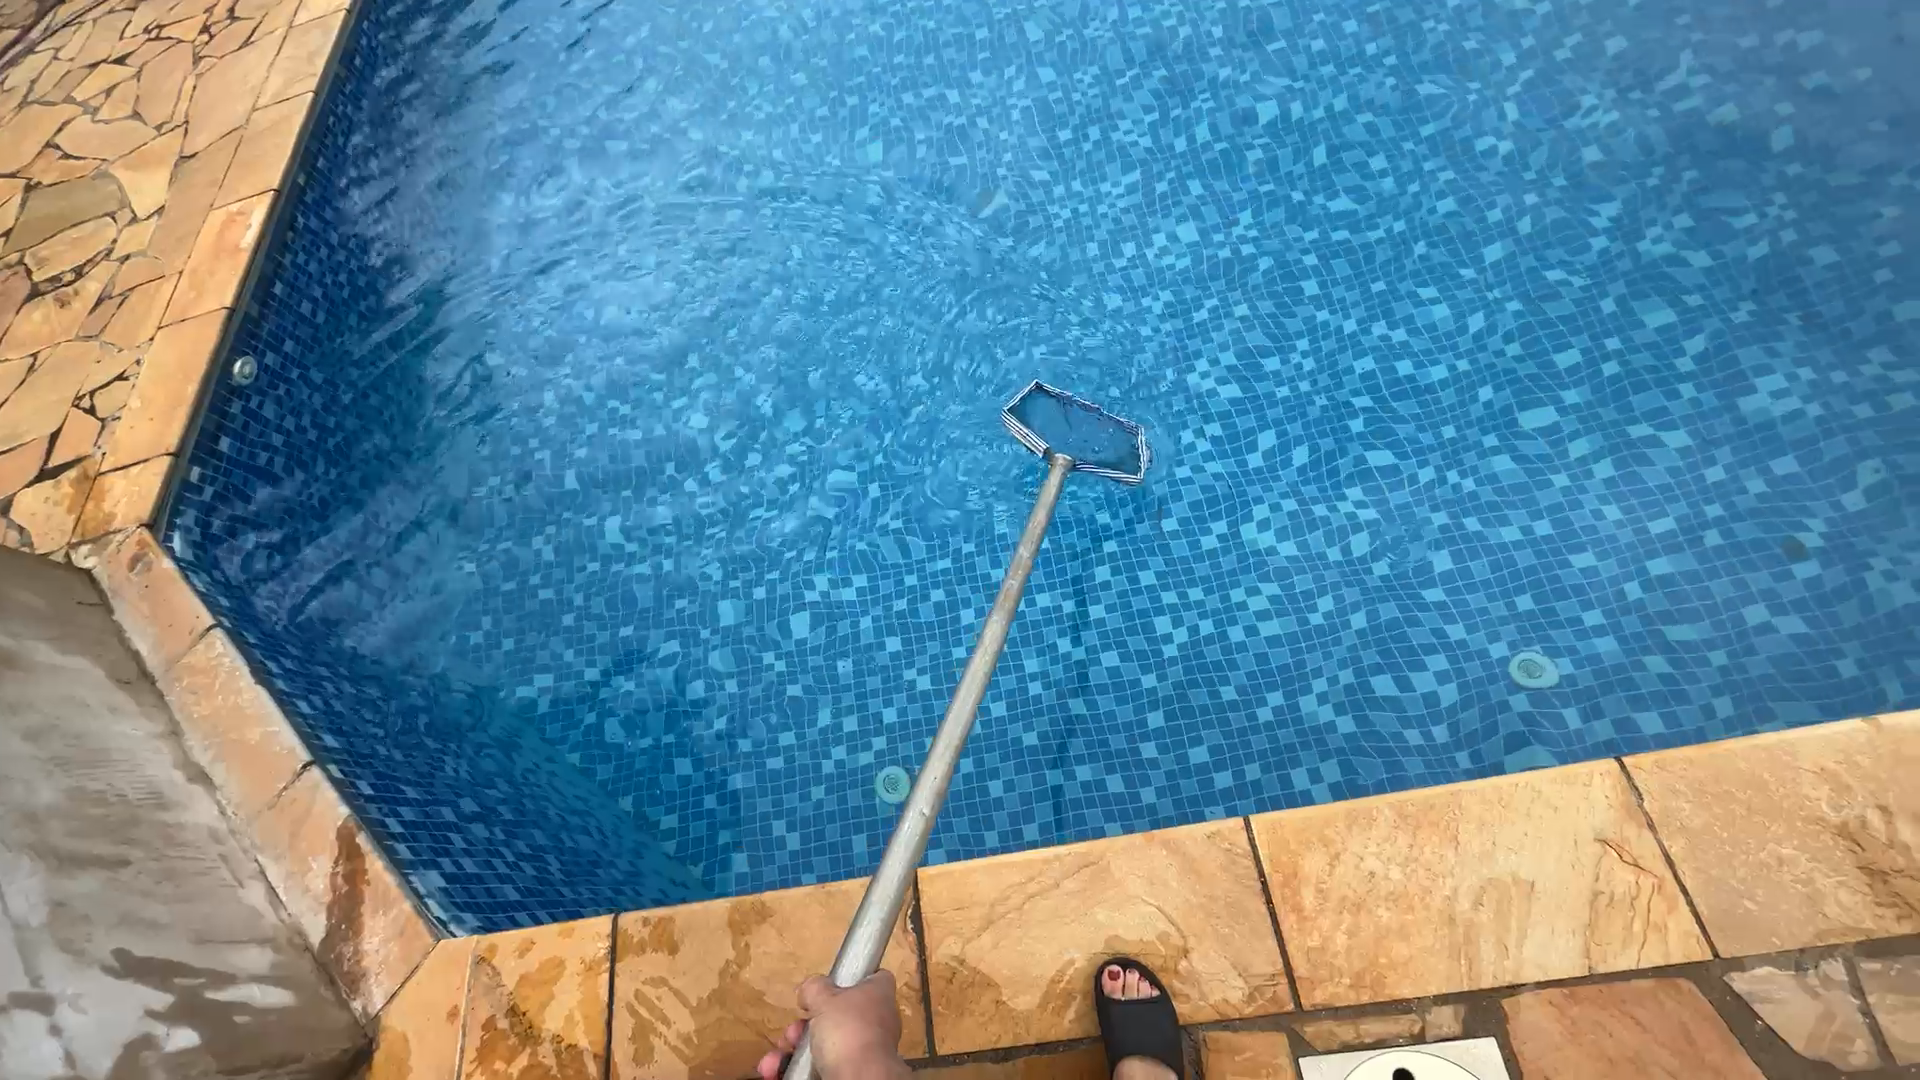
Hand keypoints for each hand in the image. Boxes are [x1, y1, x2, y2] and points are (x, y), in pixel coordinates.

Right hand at [756, 971, 909, 1079]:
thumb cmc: (848, 1030)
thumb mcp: (825, 997)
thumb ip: (815, 987)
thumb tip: (810, 988)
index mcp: (879, 993)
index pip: (869, 978)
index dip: (847, 980)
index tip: (825, 987)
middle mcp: (875, 1020)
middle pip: (836, 1014)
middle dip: (805, 1023)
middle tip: (794, 1030)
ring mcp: (864, 1049)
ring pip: (824, 1042)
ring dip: (795, 1047)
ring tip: (780, 1053)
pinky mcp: (851, 1072)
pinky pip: (821, 1066)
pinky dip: (798, 1068)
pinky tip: (777, 1069)